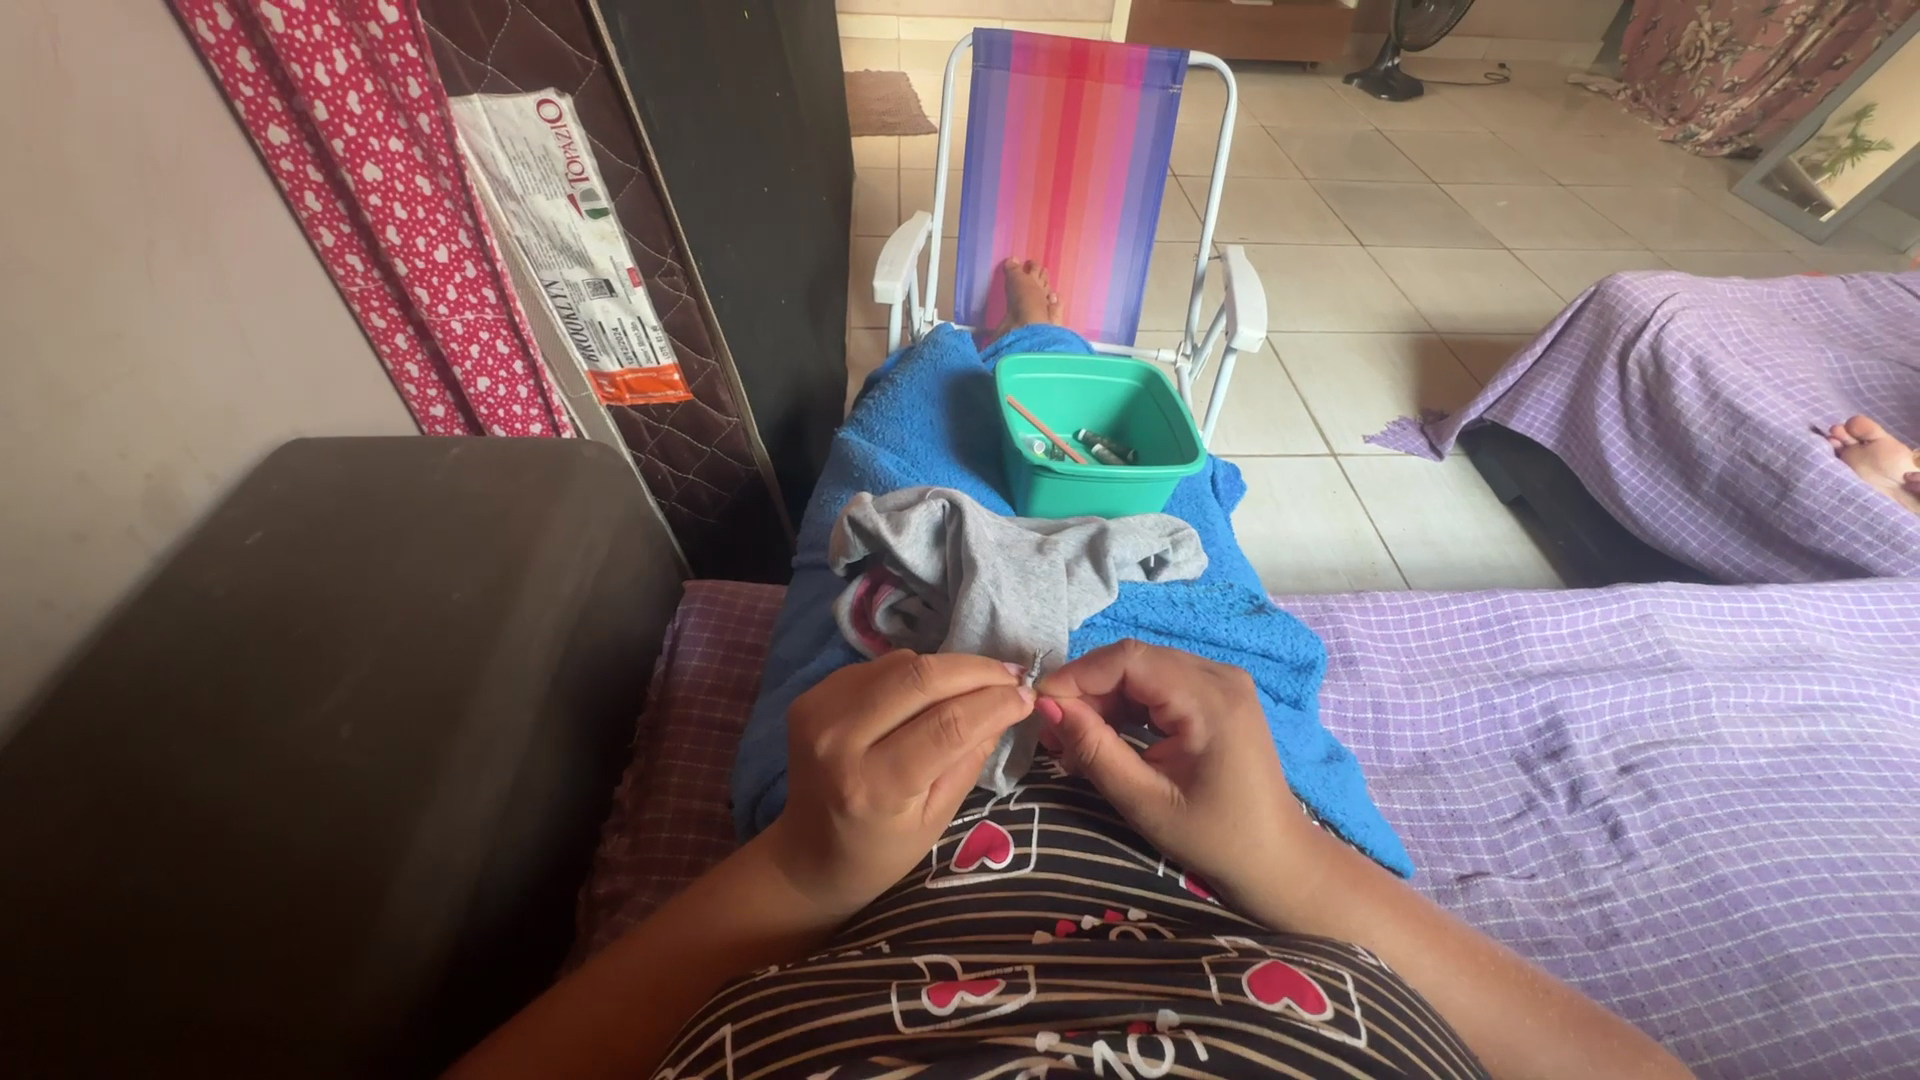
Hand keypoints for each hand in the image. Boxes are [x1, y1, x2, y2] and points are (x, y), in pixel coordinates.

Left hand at [766, 650, 1034, 917]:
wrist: (806, 854)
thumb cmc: (880, 851)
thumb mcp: (936, 820)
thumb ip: (970, 758)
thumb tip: (1008, 704)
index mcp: (873, 786)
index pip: (947, 725)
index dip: (994, 703)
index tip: (1027, 695)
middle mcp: (840, 740)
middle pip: (921, 677)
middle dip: (977, 670)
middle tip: (1012, 675)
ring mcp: (820, 711)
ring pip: (901, 663)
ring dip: (948, 668)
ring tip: (978, 683)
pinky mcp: (813, 695)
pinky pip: (878, 667)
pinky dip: (915, 671)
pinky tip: (932, 690)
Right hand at [1036, 640, 1316, 911]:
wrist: (1277, 860)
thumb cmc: (1215, 839)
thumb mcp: (1145, 801)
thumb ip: (1094, 750)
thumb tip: (1046, 708)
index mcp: (1210, 699)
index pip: (1127, 659)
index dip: (1077, 676)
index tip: (1041, 709)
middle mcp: (1218, 675)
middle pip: (1132, 660)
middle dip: (1086, 691)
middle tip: (1053, 734)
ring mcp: (1220, 681)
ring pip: (1140, 670)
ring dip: (1102, 699)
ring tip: (1073, 742)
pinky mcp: (1215, 694)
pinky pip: (1157, 683)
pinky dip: (1125, 705)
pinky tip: (1104, 736)